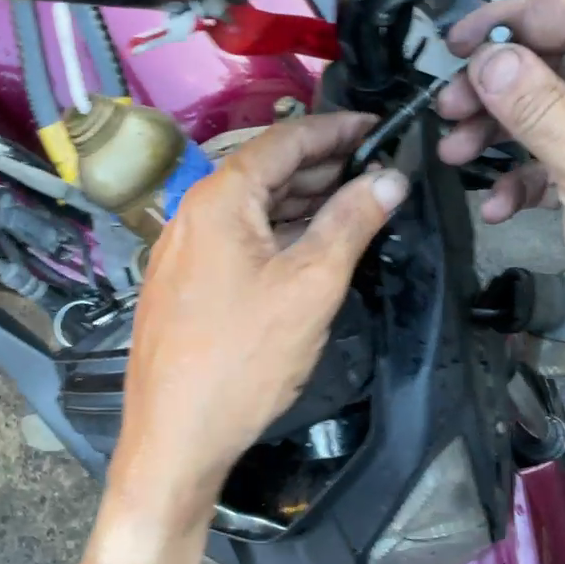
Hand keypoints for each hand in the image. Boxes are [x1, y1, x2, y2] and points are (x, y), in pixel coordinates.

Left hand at [114, 113, 409, 512]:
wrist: (175, 438)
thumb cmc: (243, 359)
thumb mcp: (311, 284)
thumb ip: (351, 222)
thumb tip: (389, 177)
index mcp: (219, 199)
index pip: (283, 140)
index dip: (335, 129)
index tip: (377, 125)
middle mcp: (192, 214)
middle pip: (265, 172)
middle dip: (322, 166)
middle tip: (375, 167)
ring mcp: (183, 252)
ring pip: (252, 209)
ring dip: (302, 202)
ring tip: (352, 203)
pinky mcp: (185, 286)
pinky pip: (238, 240)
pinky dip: (277, 235)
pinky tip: (308, 247)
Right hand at [435, 0, 564, 365]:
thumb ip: (542, 110)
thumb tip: (490, 59)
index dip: (516, 22)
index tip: (458, 41)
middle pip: (555, 65)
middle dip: (497, 86)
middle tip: (448, 107)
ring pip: (544, 112)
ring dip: (496, 132)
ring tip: (456, 153)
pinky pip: (547, 160)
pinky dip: (517, 177)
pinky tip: (497, 206)